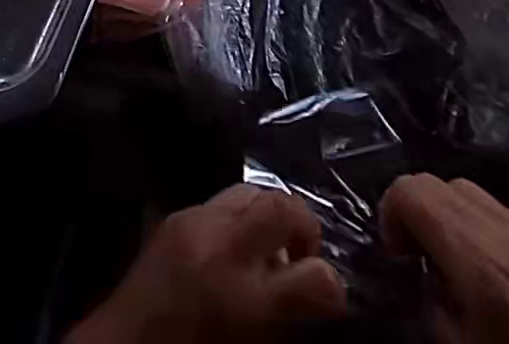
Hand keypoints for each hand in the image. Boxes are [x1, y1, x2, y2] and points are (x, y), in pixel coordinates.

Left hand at [68, 184, 347, 343]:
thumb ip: (286, 317)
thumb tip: (316, 292)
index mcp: (244, 302)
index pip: (316, 278)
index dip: (333, 286)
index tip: (330, 294)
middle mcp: (221, 250)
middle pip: (282, 206)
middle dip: (304, 224)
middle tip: (301, 253)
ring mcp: (194, 224)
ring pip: (251, 190)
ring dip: (269, 214)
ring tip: (268, 244)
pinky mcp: (175, 215)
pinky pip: (220, 200)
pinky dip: (237, 217)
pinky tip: (232, 244)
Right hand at [381, 174, 508, 343]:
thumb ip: (432, 306)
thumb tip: (424, 284)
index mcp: (475, 254)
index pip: (411, 189)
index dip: (389, 214)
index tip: (396, 257)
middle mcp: (502, 228)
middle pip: (436, 183)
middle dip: (415, 212)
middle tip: (415, 258)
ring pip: (467, 191)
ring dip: (445, 216)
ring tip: (448, 264)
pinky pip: (497, 213)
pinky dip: (476, 227)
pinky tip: (485, 274)